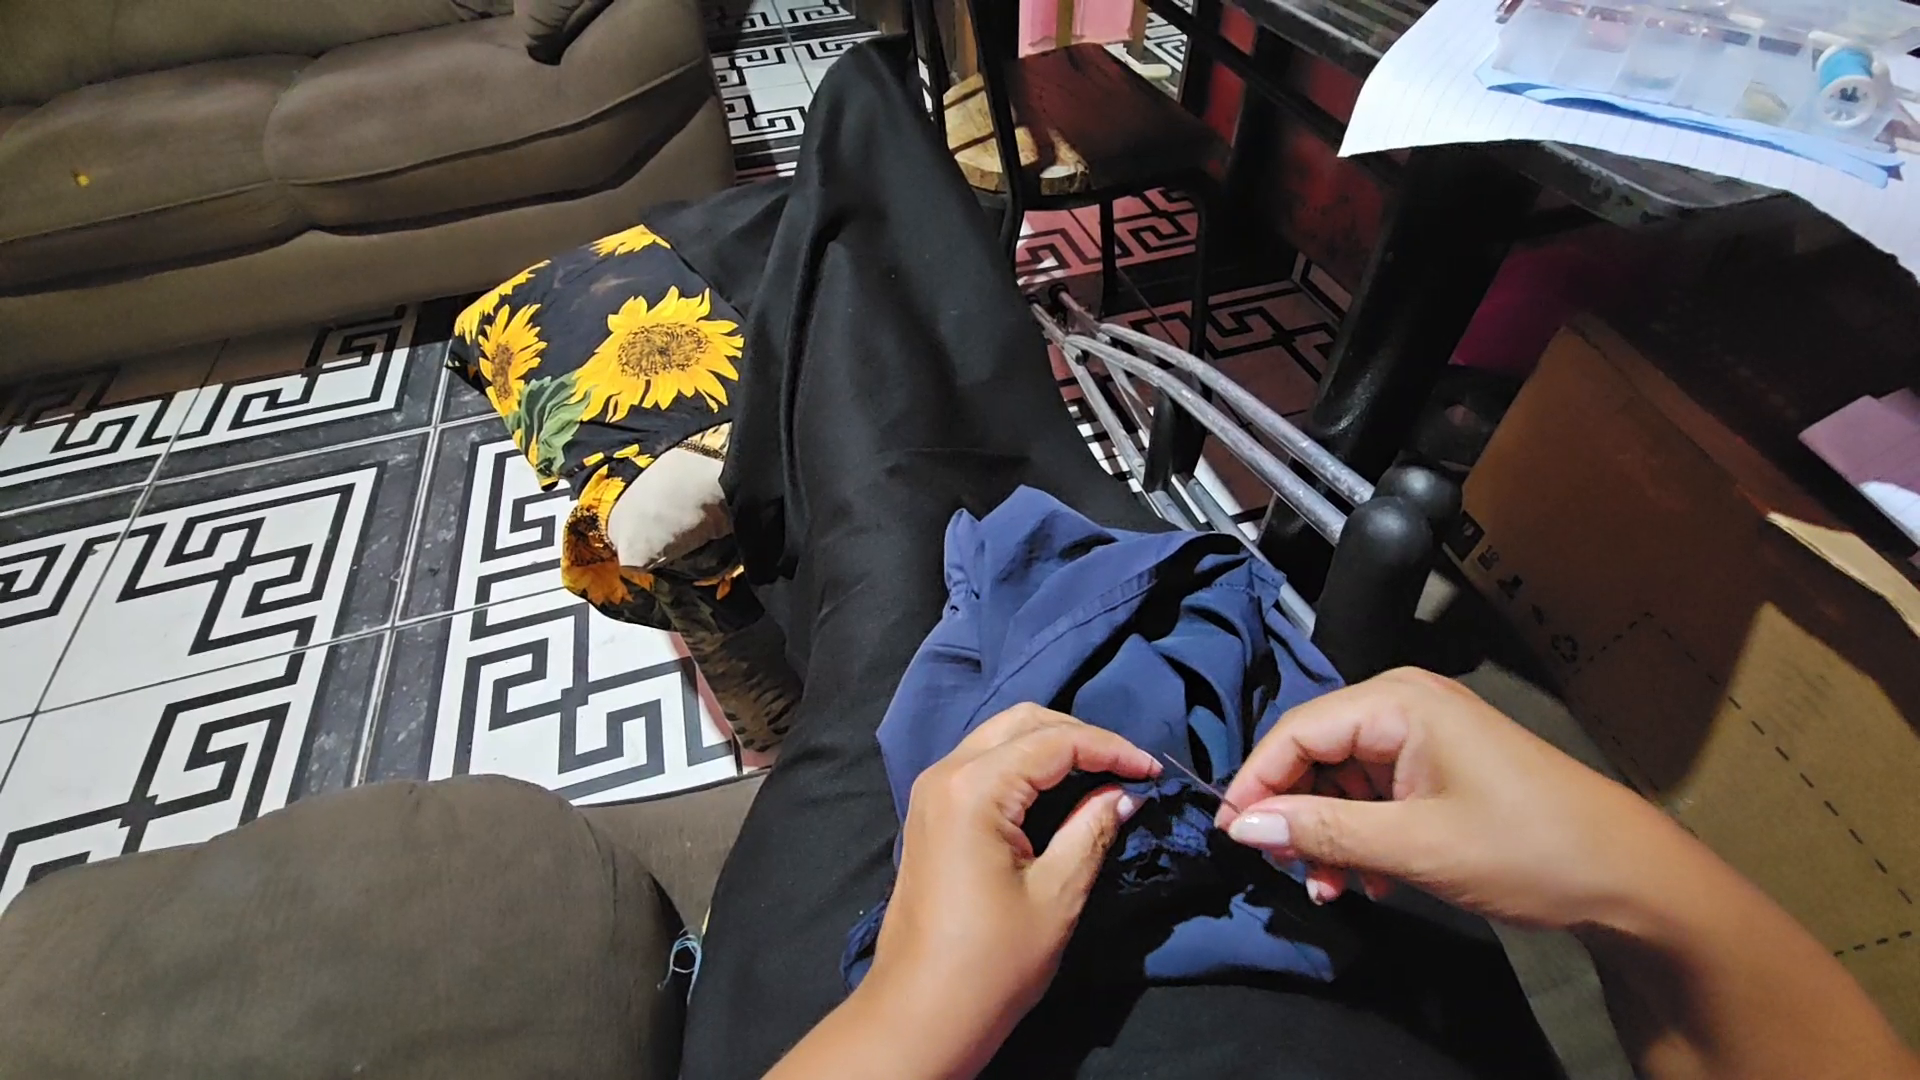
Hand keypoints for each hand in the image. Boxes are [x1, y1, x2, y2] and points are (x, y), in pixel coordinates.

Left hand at [865, 704, 1159, 1072]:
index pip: (1053, 741)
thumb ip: (1091, 829)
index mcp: (973, 787)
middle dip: (1080, 735)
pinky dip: (1025, 762)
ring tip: (1100, 771)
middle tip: (1126, 765)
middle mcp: (946, 771)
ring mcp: (933, 787)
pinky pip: (984, 760)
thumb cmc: (991, 962)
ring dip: (1052, 743)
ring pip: (1001, 735)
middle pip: (1022, 722)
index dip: (1109, 748)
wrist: (920, 1012)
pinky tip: (1058, 785)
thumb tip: (1123, 793)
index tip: (1152, 768)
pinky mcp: (932, 807)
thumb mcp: (1056, 895)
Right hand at [1217, 667, 1678, 929]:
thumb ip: (1320, 831)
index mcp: (1395, 702)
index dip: (1256, 781)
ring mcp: (1419, 737)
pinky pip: (1371, 795)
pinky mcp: (1434, 768)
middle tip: (1287, 870)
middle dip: (1298, 815)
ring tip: (1332, 886)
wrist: (1644, 887)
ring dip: (1328, 835)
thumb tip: (1242, 827)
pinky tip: (1365, 878)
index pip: (1296, 732)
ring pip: (1340, 780)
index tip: (1229, 832)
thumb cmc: (1530, 850)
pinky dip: (1359, 836)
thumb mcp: (1415, 846)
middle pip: (1315, 754)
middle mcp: (1400, 707)